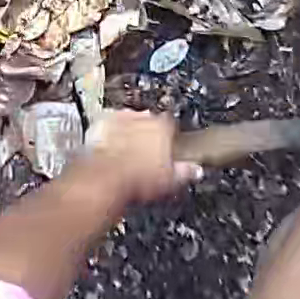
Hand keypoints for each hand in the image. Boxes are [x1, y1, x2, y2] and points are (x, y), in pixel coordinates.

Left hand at [75, 110, 203, 205]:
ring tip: (128, 152)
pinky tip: (111, 146)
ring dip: (130, 132)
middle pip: (150, 121)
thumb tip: (196, 170)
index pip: (171, 125)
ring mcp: (123, 118)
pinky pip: (110, 124)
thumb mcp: (170, 181)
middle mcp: (143, 118)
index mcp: (163, 127)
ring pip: (130, 120)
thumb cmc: (138, 179)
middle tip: (146, 154)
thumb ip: (185, 171)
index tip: (166, 149)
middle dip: (149, 134)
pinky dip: (111, 133)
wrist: (107, 178)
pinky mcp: (103, 123)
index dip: (169, 138)